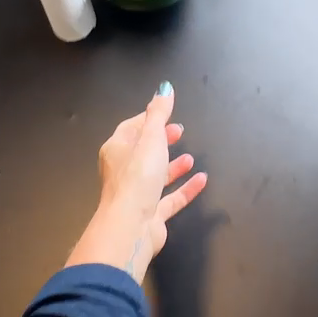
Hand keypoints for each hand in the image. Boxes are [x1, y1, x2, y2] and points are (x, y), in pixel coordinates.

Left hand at [65, 82, 207, 282]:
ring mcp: (136, 195)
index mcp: (116, 150)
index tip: (166, 112)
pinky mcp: (150, 215)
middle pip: (143, 151)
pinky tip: (201, 180)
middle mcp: (123, 172)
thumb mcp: (151, 138)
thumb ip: (159, 113)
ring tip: (190, 156)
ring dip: (173, 165)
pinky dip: (185, 188)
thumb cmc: (137, 177)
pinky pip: (170, 198)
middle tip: (179, 131)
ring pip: (156, 176)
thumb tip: (164, 88)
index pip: (132, 128)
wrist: (130, 228)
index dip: (148, 119)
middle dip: (161, 141)